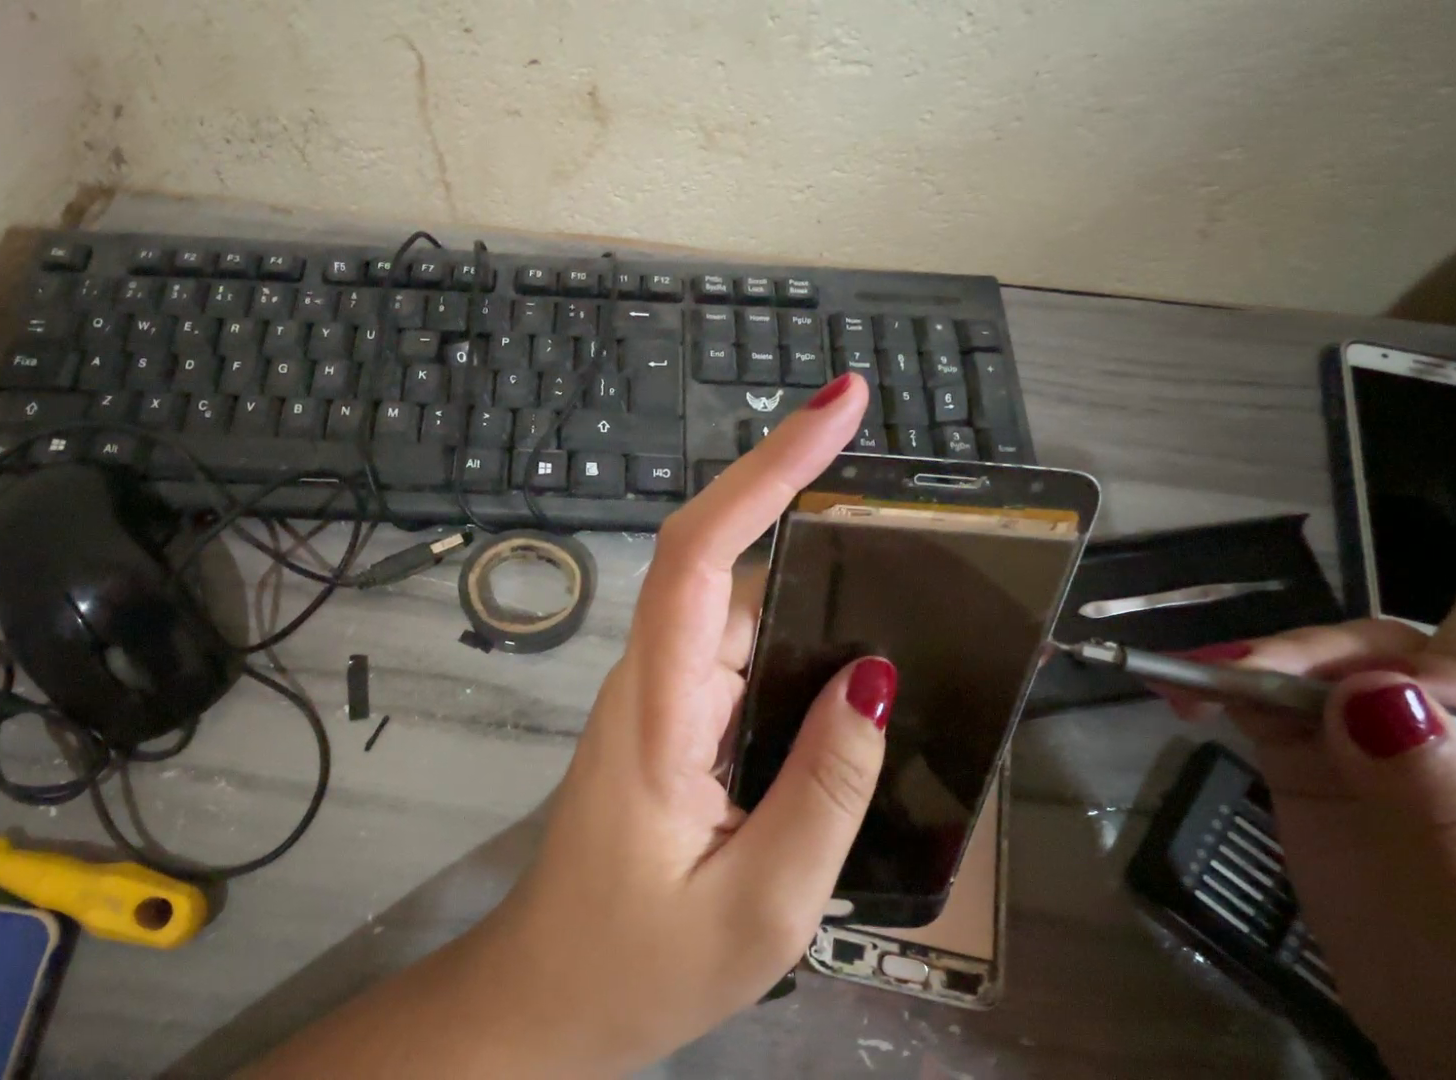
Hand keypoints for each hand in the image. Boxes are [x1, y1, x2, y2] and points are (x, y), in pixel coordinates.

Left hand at [247, 374, 893, 1077]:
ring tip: (906, 570)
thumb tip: (876, 680)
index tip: (838, 405)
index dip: (766, 469)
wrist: (550, 998)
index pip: (699, 553)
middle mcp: (653, 682)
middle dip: (804, 505)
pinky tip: (860, 663)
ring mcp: (658, 701)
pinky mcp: (672, 725)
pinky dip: (799, 640)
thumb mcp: (760, 905)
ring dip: (811, 581)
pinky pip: (739, 659)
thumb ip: (824, 791)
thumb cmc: (637, 965)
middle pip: (722, 565)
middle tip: (905, 493)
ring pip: (737, 612)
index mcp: (657, 711)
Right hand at [1171, 573, 1455, 1079]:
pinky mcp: (1330, 756)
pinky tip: (1188, 696)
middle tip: (1263, 676)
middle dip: (1339, 650)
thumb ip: (1444, 802)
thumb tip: (1369, 691)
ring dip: (1270, 665)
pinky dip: (1230, 690)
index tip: (1422, 693)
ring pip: (1338, 664)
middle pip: (1421, 639)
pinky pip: (1279, 702)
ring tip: (1199, 683)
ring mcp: (1407, 739)